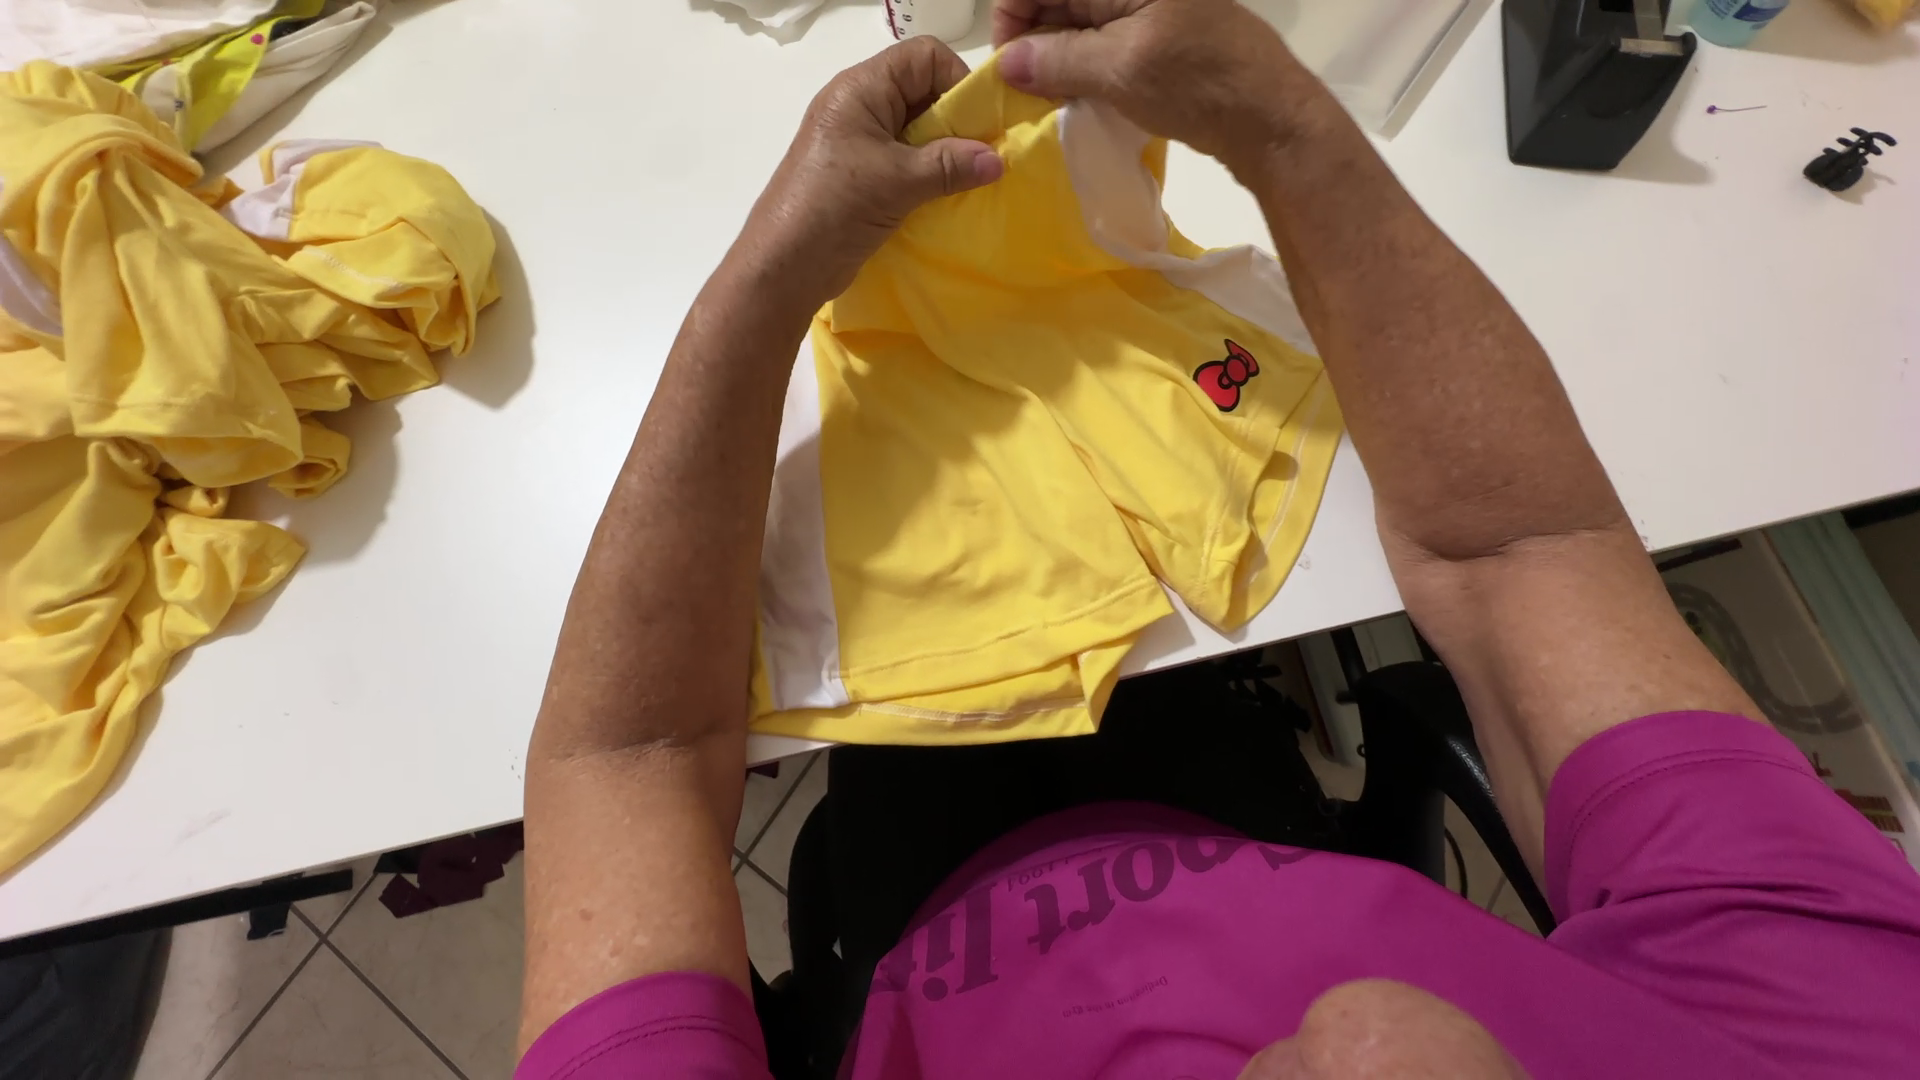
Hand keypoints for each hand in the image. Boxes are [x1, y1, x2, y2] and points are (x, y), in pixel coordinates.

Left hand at [733, 36, 1004, 312]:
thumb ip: (950, 166)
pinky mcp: (861, 180)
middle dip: (955, 123)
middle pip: (922, 94)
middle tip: (983, 159)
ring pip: (915, 135)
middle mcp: (859, 108)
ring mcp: (859, 146)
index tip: (981, 124)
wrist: (786, 265)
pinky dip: (928, 180)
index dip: (957, 82)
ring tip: (969, 183)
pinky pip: (905, 167)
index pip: (923, 58)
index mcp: (861, 89)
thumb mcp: (897, 181)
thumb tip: (997, 160)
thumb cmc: (834, 207)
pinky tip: (946, 201)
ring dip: (944, 157)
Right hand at [992, 0, 1333, 174]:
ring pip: (1074, 26)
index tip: (1007, 67)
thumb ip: (1060, 60)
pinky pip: (1097, 46)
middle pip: (1057, 0)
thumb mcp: (1121, 70)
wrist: (1262, 115)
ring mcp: (1141, 8)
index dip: (1013, 16)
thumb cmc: (1197, 84)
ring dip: (1053, 61)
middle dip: (1032, 41)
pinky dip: (1077, 71)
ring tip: (1044, 102)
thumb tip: (1007, 62)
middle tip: (1022, 94)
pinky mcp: (1148, 37)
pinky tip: (1071, 99)